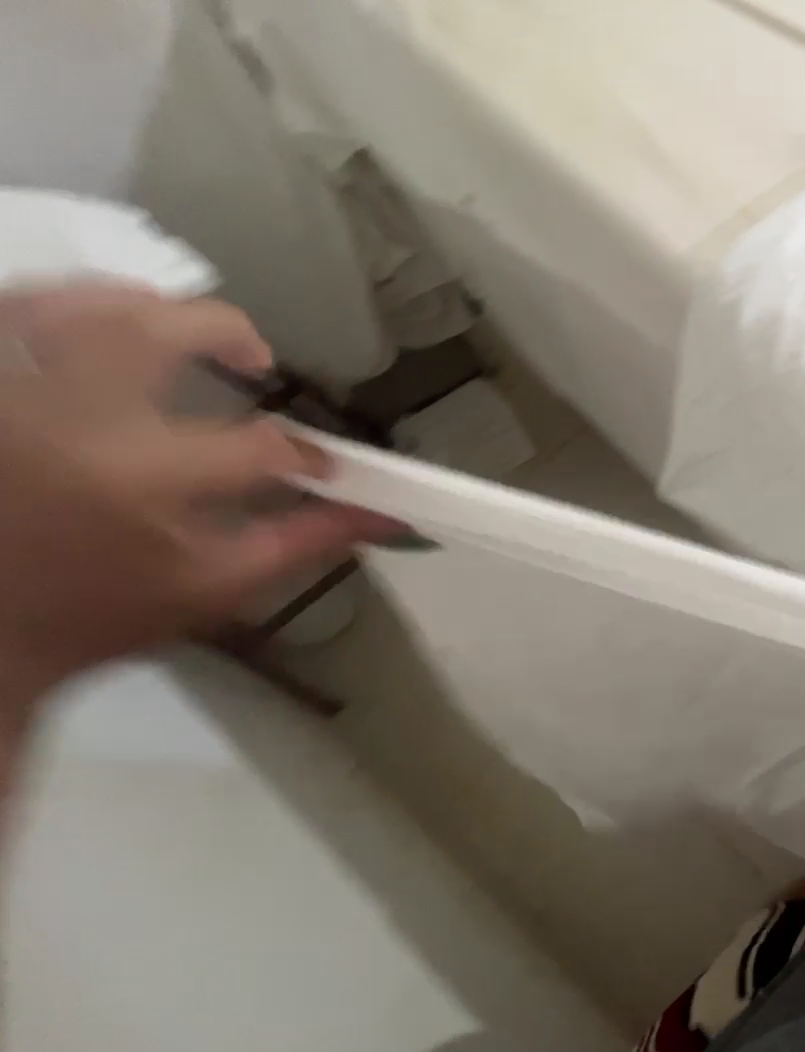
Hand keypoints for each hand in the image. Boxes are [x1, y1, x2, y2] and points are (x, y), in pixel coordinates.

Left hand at [0, 285, 397, 706]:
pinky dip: (64, 314)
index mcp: (138, 478)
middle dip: (223, 332)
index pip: (256, 445)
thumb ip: (305, 540)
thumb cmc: (100, 614)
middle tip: (257, 359)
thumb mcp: (218, 586)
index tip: (321, 469)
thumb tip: (388, 515)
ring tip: (176, 329)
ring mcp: (9, 401)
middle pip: (152, 331)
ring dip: (137, 305)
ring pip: (68, 305)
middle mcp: (65, 421)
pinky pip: (12, 321)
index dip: (303, 455)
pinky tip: (101, 336)